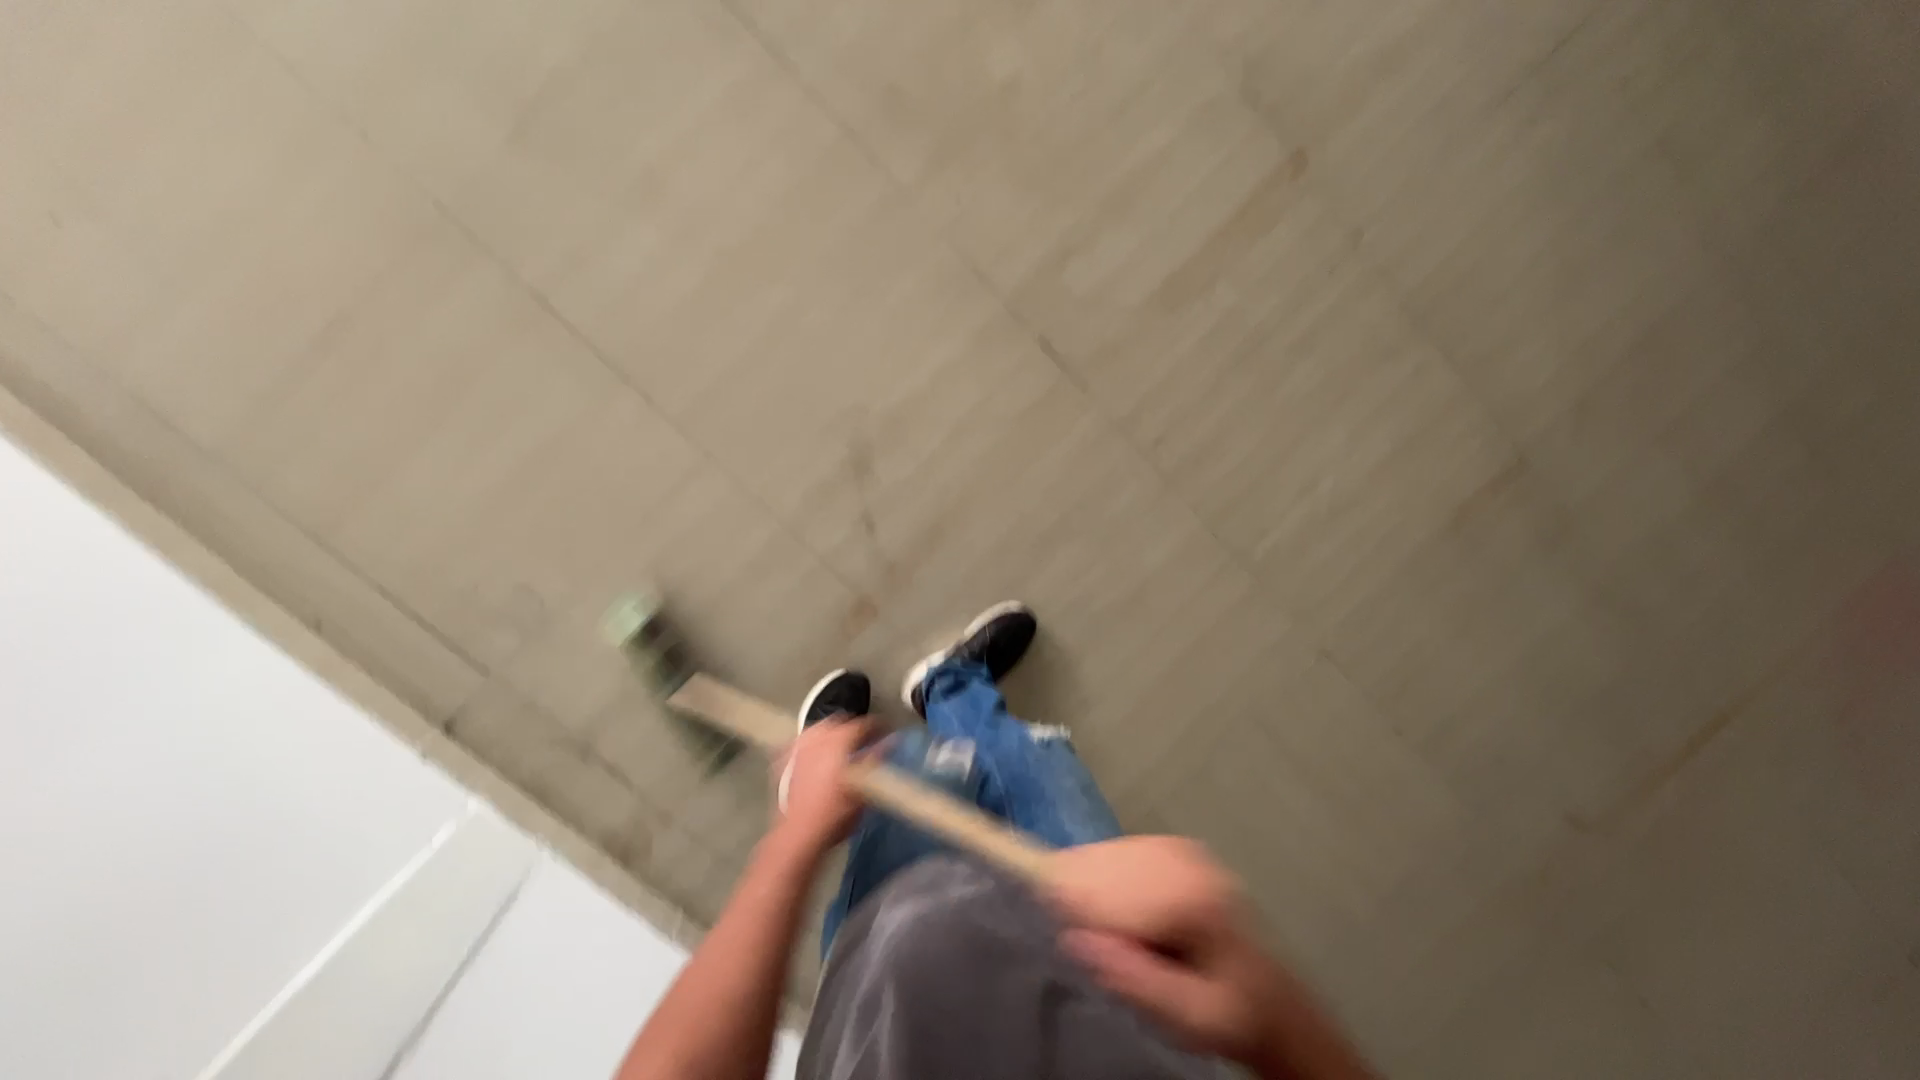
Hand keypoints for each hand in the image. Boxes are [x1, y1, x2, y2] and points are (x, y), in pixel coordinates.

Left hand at [769, 717, 874, 851]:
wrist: (798, 834)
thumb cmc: (836, 814)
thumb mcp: (864, 789)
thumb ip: (877, 758)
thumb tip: (892, 740)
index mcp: (838, 741)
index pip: (862, 725)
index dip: (877, 727)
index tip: (885, 732)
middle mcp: (816, 739)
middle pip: (837, 722)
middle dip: (851, 728)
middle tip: (863, 741)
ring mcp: (797, 748)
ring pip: (817, 729)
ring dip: (830, 734)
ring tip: (839, 746)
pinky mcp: (783, 761)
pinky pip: (799, 743)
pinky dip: (809, 745)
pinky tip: (813, 754)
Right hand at [1048, 837, 1286, 1067]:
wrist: (1272, 1001)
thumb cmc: (1228, 1015)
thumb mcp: (1186, 1017)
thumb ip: (1136, 980)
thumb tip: (1075, 940)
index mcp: (1190, 899)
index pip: (1105, 886)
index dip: (1069, 904)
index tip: (1049, 930)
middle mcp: (1185, 859)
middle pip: (1100, 862)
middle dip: (1076, 893)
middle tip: (1071, 936)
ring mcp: (1179, 847)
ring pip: (1104, 853)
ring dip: (1085, 884)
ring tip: (1085, 924)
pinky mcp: (1173, 847)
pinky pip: (1116, 850)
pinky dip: (1098, 873)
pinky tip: (1102, 903)